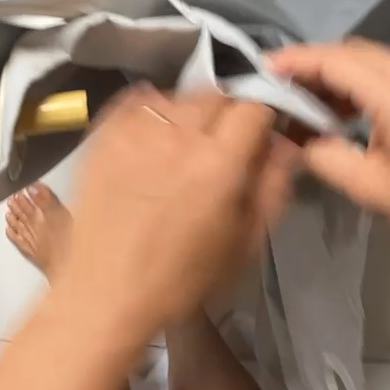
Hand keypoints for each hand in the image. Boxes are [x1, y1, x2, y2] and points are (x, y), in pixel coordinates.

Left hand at [40, 87, 296, 366]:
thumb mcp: (244, 243)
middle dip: (228, 113)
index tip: (259, 135)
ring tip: (184, 142)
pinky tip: (152, 134)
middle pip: (216, 95)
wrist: (105, 294)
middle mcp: (178, 136)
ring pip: (176, 95)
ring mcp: (135, 132)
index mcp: (219, 163)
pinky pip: (135, 100)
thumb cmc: (180, 279)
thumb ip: (272, 187)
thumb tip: (286, 146)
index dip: (263, 118)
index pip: (254, 108)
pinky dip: (151, 108)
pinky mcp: (104, 137)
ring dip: (189, 111)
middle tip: (223, 142)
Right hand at [268, 41, 389, 266]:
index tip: (264, 68)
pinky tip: (347, 110)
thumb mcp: (372, 190)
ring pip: (374, 59)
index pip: (338, 61)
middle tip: (280, 87)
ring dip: (338, 73)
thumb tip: (297, 139)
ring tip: (308, 102)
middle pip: (355, 51)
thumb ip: (325, 158)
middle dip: (313, 63)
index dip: (297, 61)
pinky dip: (362, 81)